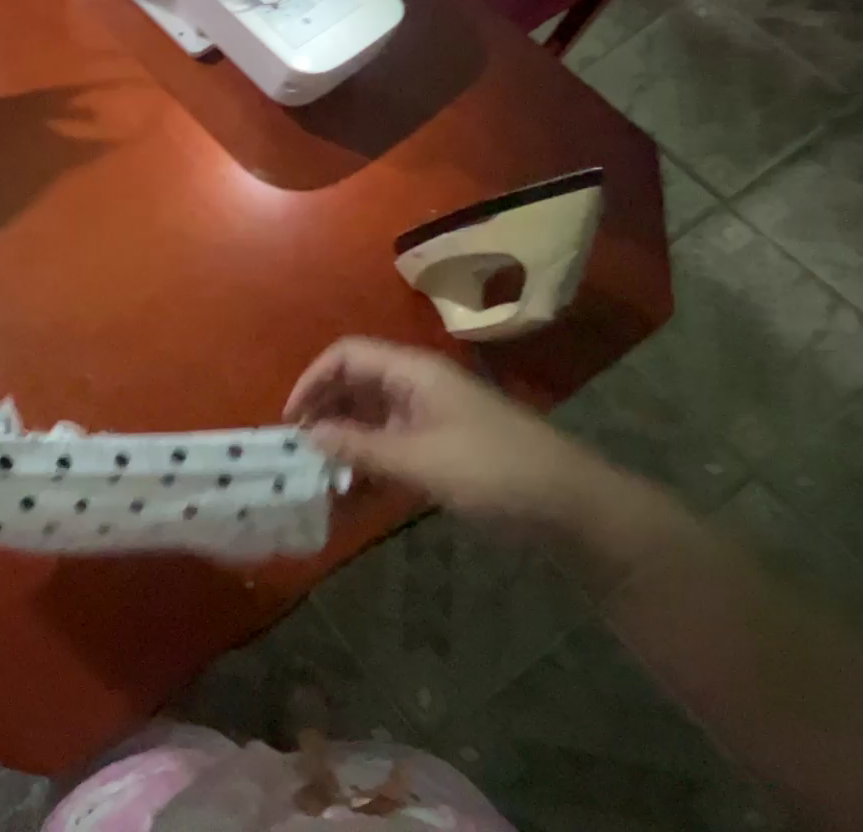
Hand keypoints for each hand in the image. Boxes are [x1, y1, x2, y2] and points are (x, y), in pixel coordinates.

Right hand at [284, 337, 609, 524]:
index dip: (312, 380)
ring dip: (340, 437)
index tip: (291, 419)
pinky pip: (386, 443)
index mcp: (414, 372)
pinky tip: (350, 487)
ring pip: (367, 415)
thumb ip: (360, 447)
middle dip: (322, 410)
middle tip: (298, 448)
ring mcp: (427, 416)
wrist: (571, 507)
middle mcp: (416, 386)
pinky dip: (364, 459)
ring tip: (318, 470)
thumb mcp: (420, 460)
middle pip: (353, 383)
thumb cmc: (494, 472)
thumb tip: (310, 436)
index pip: (347, 356)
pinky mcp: (437, 446)